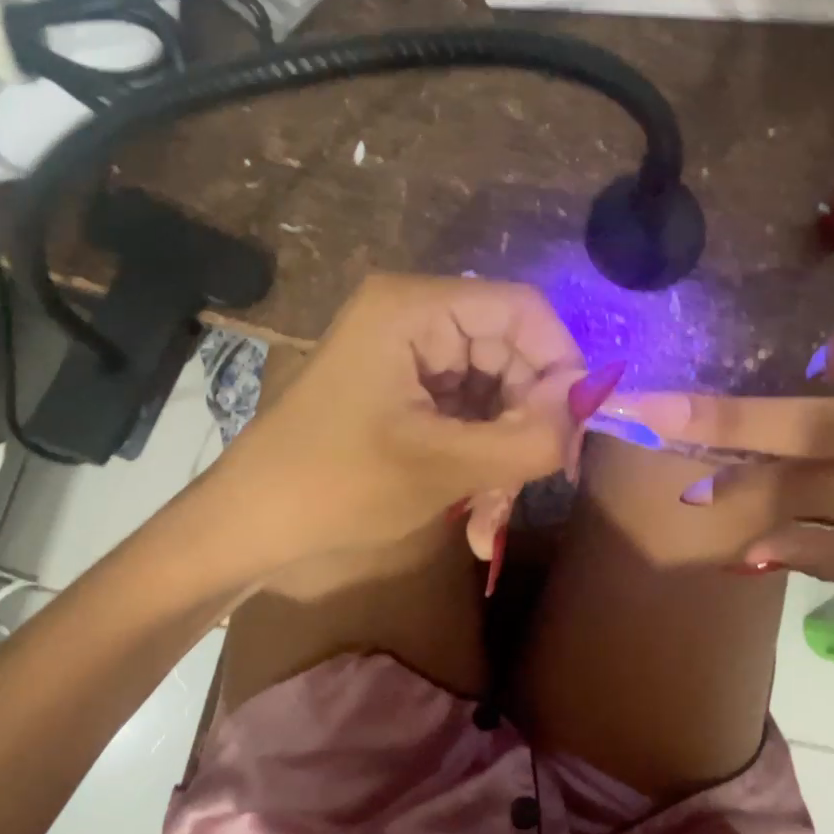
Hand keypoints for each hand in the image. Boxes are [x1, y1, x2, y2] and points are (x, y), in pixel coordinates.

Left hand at [210, 273, 617, 567]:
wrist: (247, 525)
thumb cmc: (334, 484)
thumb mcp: (442, 465)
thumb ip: (528, 438)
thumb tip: (586, 414)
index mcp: (414, 308)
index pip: (520, 309)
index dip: (560, 361)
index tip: (577, 426)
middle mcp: (414, 316)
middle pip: (509, 349)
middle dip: (528, 419)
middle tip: (540, 480)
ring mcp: (407, 353)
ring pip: (492, 388)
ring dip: (504, 450)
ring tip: (492, 513)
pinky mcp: (402, 388)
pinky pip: (464, 411)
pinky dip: (479, 456)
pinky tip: (475, 512)